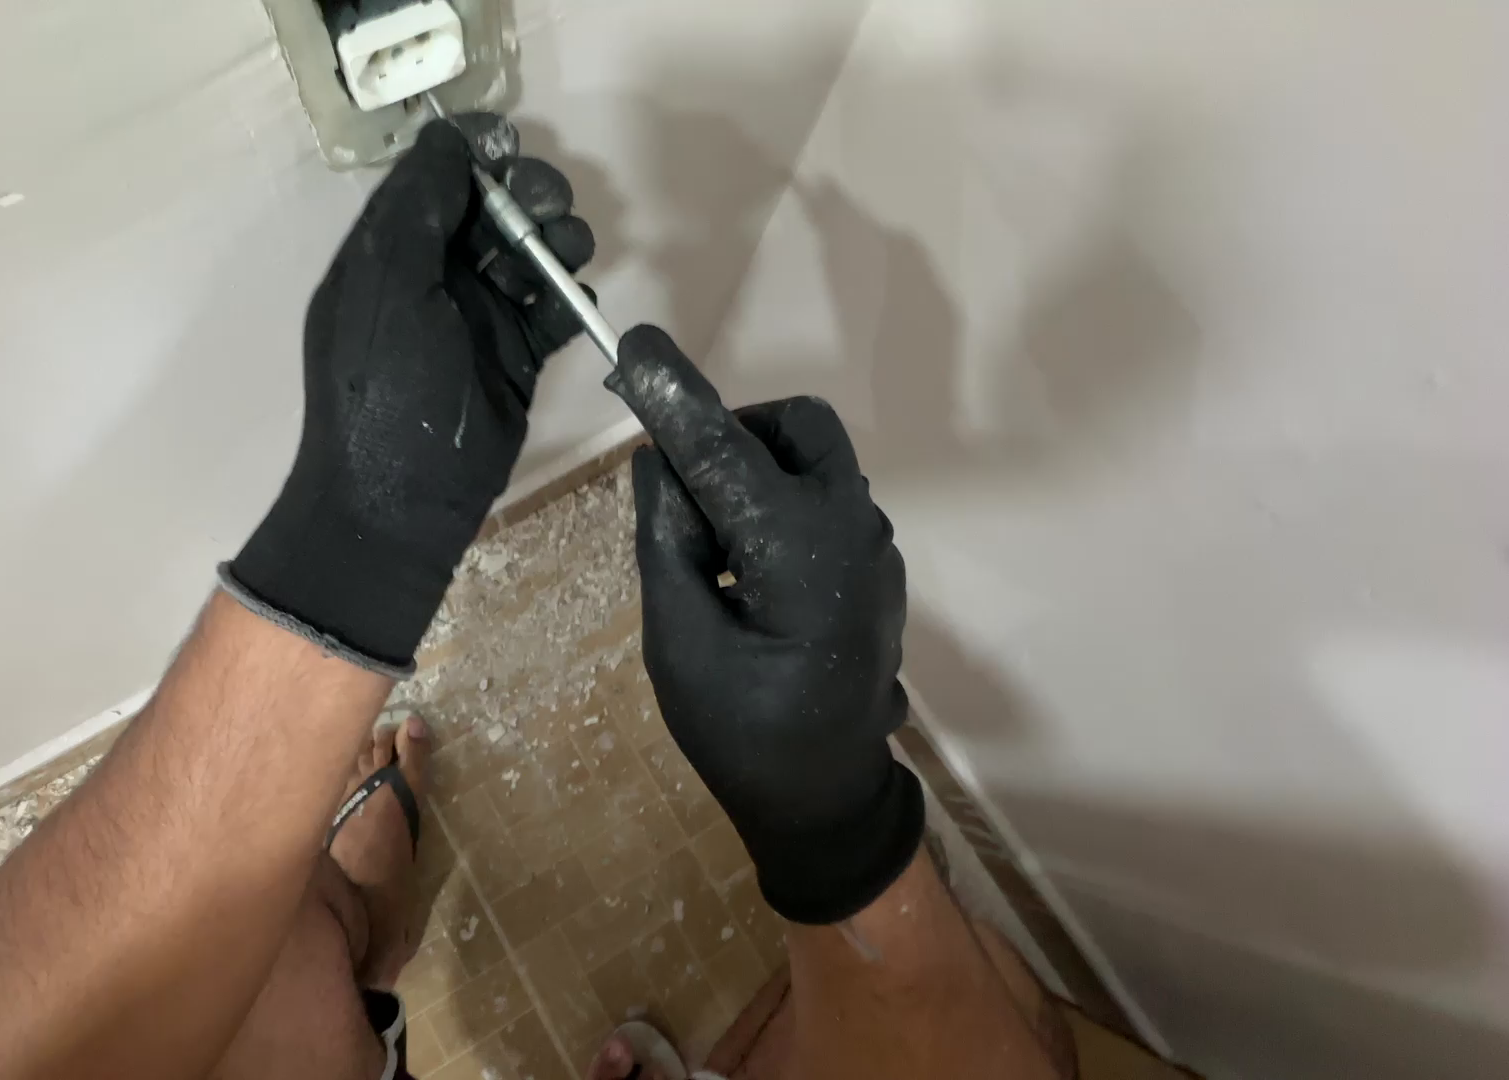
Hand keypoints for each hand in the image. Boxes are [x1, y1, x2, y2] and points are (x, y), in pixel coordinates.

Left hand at [225, 115, 596, 674]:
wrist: (404, 495)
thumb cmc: (385, 385)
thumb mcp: (388, 284)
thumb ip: (418, 208)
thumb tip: (450, 140)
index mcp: (394, 253)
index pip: (438, 179)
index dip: (475, 155)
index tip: (512, 146)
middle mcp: (438, 278)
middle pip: (493, 212)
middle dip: (528, 197)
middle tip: (551, 207)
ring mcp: (481, 320)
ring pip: (530, 258)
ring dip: (557, 243)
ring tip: (573, 250)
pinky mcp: (518, 359)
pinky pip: (552, 313)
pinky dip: (570, 300)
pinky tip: (579, 300)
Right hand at [613, 326, 924, 924]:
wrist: (822, 797)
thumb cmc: (739, 730)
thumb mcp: (678, 638)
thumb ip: (667, 539)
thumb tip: (660, 461)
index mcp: (798, 550)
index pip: (722, 450)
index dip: (672, 396)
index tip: (634, 347)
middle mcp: (852, 529)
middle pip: (795, 426)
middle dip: (732, 433)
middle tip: (683, 487)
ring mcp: (874, 547)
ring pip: (812, 459)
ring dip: (752, 472)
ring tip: (716, 552)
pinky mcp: (872, 564)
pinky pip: (822, 498)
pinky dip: (775, 502)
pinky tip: (750, 572)